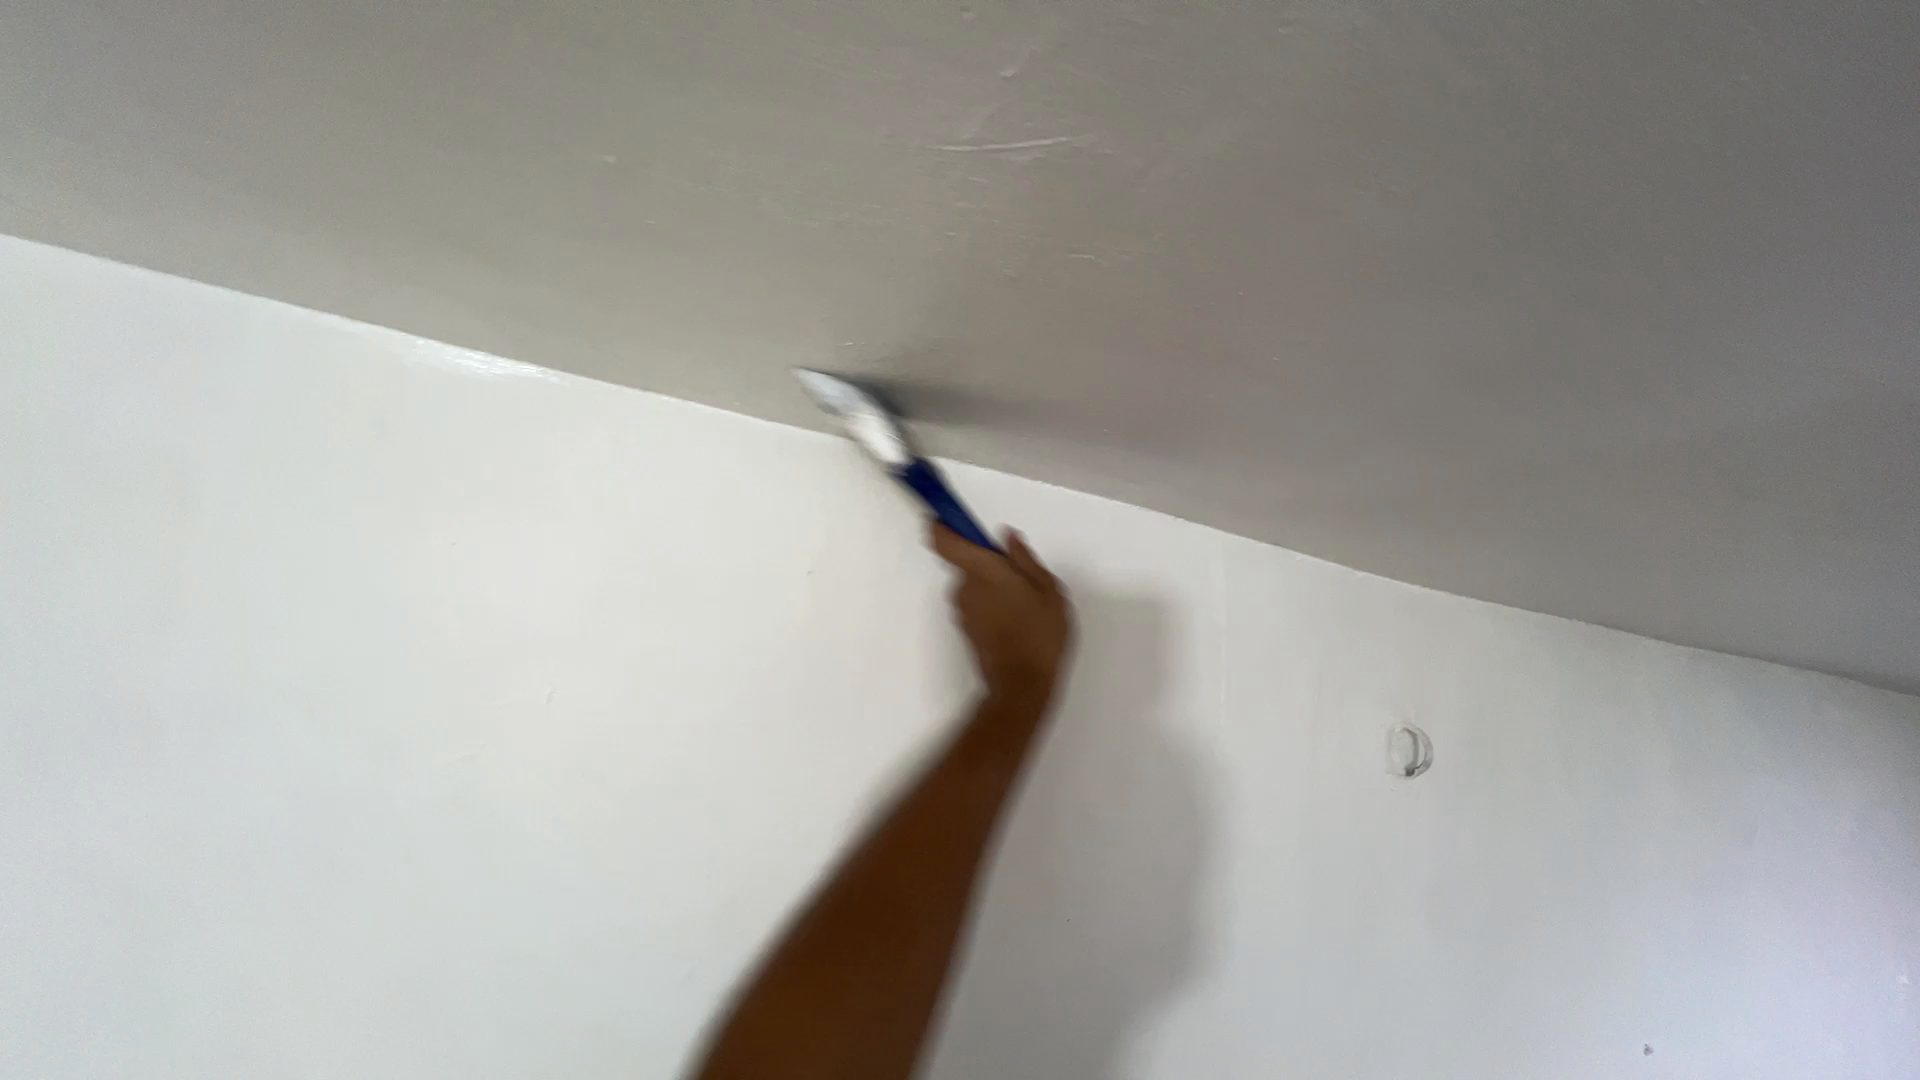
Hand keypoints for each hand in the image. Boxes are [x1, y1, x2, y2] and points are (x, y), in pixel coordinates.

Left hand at [930, 523, 1073, 704]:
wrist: (1022, 684)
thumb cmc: (1040, 633)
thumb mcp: (1048, 590)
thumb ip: (1025, 559)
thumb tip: (1007, 537)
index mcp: (982, 570)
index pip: (944, 542)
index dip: (938, 526)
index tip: (942, 516)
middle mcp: (964, 588)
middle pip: (966, 564)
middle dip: (988, 564)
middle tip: (1020, 577)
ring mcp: (962, 611)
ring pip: (973, 586)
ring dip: (992, 587)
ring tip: (1025, 604)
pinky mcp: (966, 629)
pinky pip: (976, 604)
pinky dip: (992, 605)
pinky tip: (1016, 620)